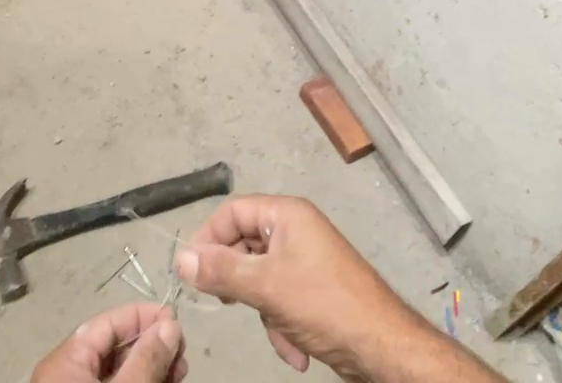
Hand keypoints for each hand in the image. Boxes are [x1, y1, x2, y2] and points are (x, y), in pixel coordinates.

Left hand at [30, 303, 187, 382]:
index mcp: (65, 359)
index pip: (108, 322)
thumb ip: (146, 359)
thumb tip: (170, 323)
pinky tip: (163, 382)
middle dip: (152, 344)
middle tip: (182, 352)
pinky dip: (140, 381)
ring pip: (119, 369)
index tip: (176, 320)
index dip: (143, 316)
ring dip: (151, 365)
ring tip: (179, 371)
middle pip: (115, 345)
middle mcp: (66, 372)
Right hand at [175, 195, 419, 375]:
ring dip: (263, 311)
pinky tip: (295, 349)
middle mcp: (295, 230)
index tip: (190, 271)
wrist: (381, 345)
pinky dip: (281, 324)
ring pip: (260, 278)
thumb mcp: (265, 286)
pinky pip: (279, 298)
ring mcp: (305, 260)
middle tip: (226, 303)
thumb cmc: (323, 303)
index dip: (208, 238)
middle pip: (244, 246)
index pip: (232, 211)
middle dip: (238, 283)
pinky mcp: (313, 289)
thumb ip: (221, 270)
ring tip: (278, 330)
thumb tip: (180, 258)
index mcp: (286, 215)